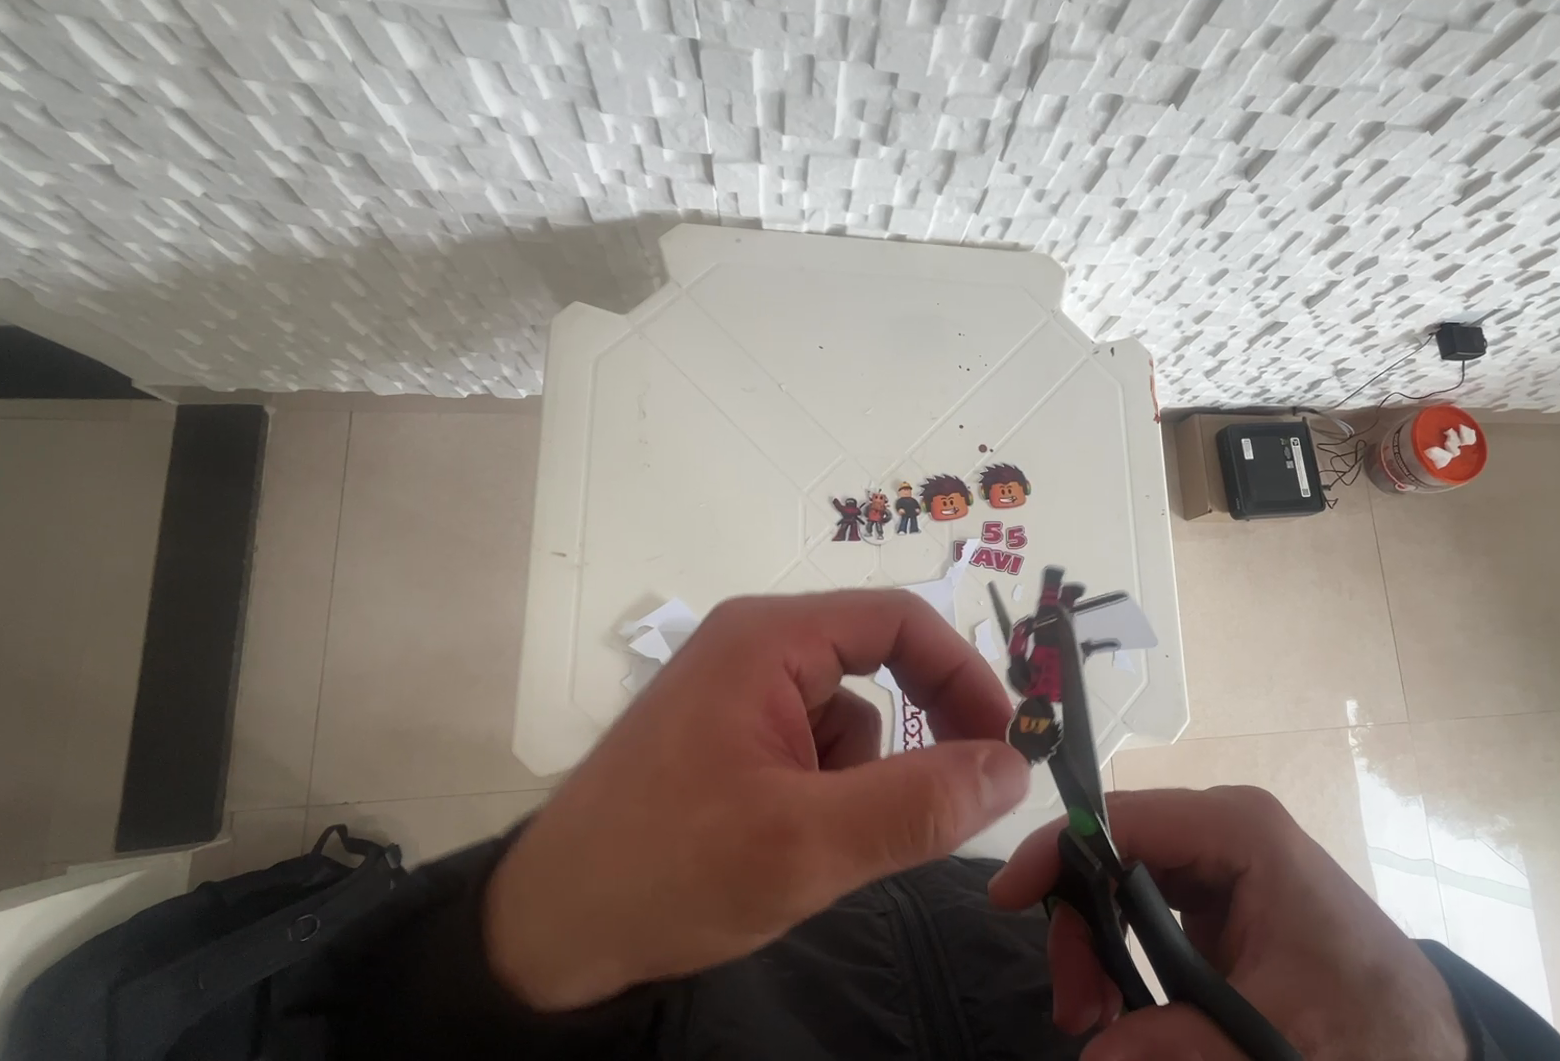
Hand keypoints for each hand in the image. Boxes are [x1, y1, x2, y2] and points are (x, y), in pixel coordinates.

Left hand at [484, 590, 1031, 1010]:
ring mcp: (741, 693)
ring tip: (817, 845)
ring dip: (865, 781)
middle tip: (947, 802)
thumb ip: (919, 804)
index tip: (1004, 744)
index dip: (963, 674)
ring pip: (852, 720)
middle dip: (911, 742)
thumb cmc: (667, 872)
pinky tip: (787, 844)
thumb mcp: (806, 845)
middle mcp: (756, 648)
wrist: (546, 937)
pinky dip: (830, 795)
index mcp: (769, 639)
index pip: (899, 622)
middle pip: (877, 668)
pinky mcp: (732, 738)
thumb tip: (1014, 767)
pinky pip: (817, 750)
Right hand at [989, 787, 1467, 1060]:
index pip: (1125, 817)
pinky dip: (1115, 946)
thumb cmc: (1375, 1031)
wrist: (1431, 1049)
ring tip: (1095, 1016)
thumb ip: (1188, 1048)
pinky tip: (1119, 1001)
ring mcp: (1218, 856)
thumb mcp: (1283, 1045)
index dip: (1059, 848)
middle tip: (1075, 1010)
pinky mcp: (1215, 890)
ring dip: (1092, 941)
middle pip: (1111, 849)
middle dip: (1077, 921)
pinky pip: (1138, 900)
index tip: (1008, 897)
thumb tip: (1095, 1057)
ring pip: (1117, 876)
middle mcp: (1222, 828)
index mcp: (1240, 832)